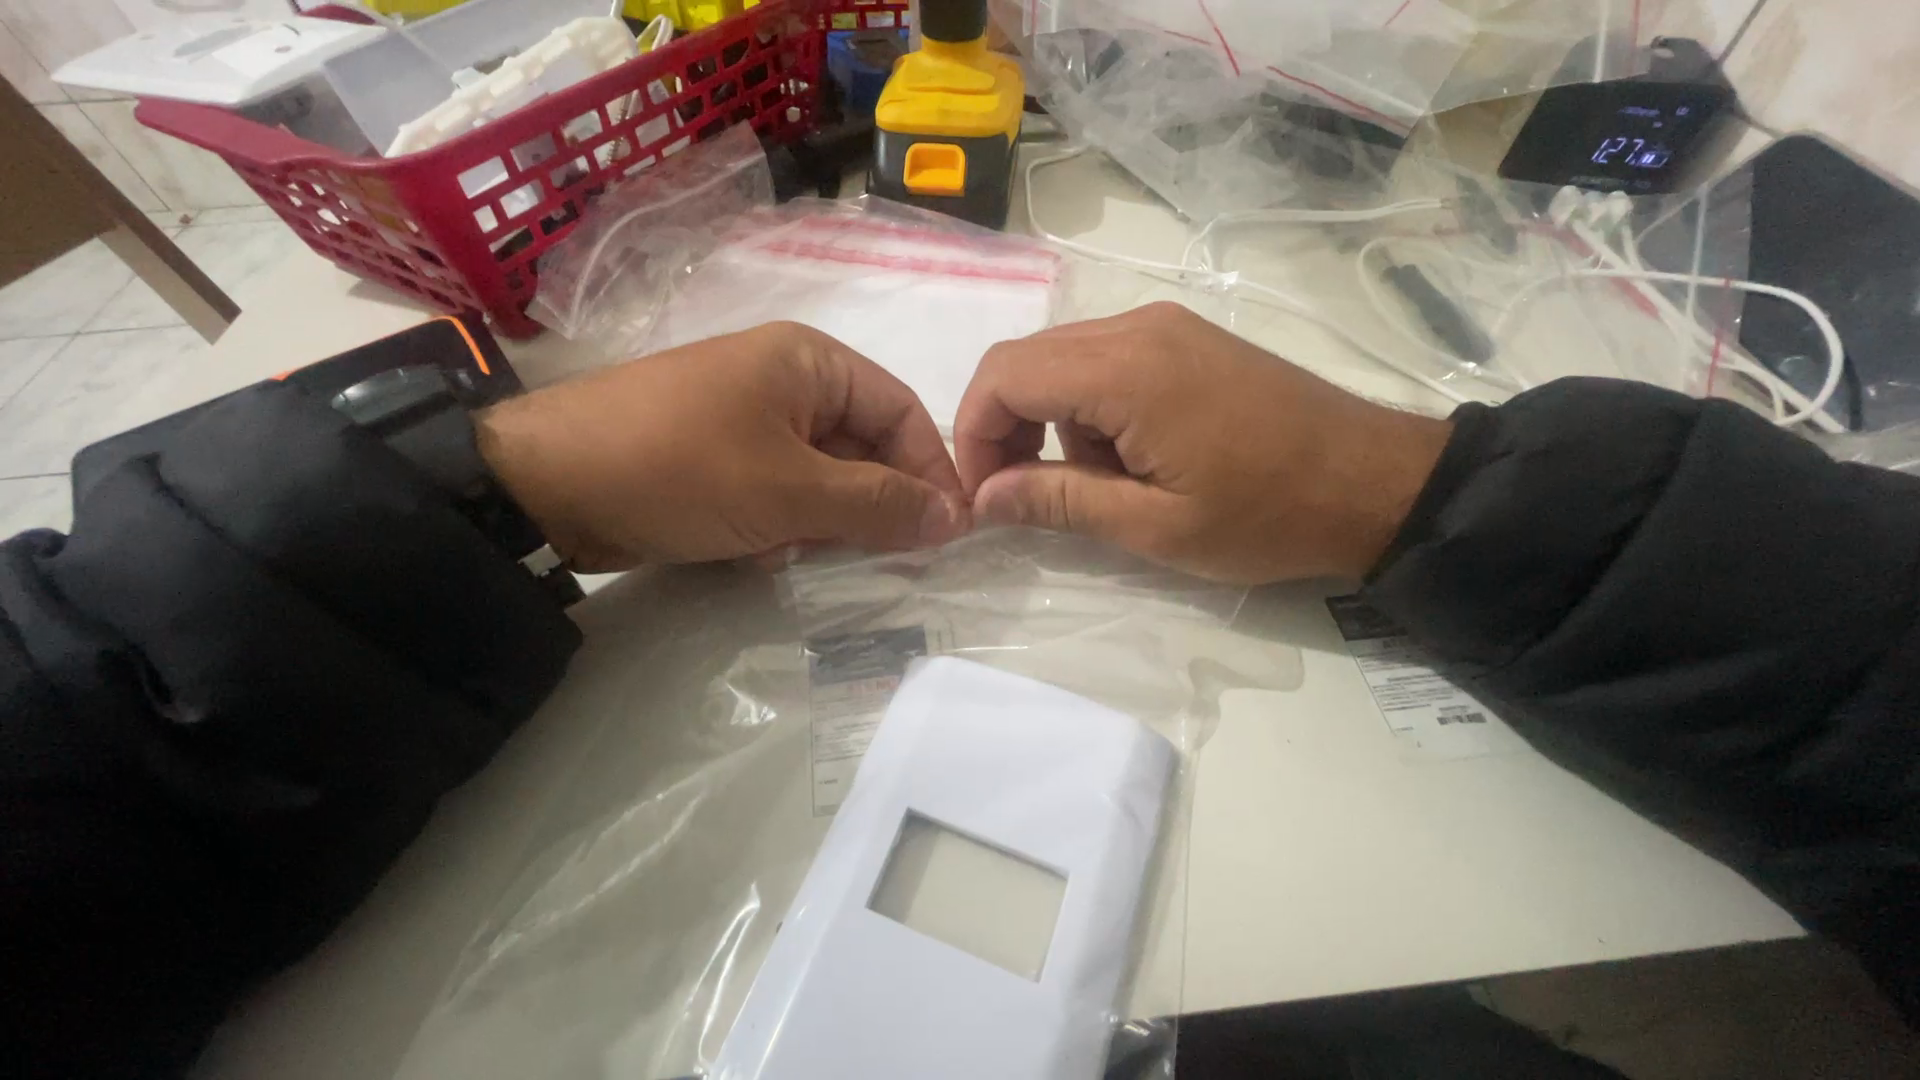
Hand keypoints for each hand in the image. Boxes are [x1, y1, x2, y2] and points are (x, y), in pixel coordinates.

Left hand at [476, 322, 970, 572]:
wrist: (545, 485)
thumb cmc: (683, 468)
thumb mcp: (791, 490)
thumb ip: (878, 504)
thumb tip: (954, 518)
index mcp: (810, 362)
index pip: (902, 411)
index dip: (931, 470)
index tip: (946, 532)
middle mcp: (786, 382)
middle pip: (863, 446)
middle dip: (866, 505)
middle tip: (866, 555)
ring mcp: (748, 420)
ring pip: (822, 478)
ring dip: (820, 522)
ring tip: (791, 549)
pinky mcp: (720, 457)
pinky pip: (780, 492)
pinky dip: (781, 525)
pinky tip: (755, 549)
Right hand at [952, 302, 1452, 583]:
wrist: (1374, 482)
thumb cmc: (1266, 515)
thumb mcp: (1154, 525)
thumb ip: (1058, 501)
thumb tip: (982, 496)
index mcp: (1124, 369)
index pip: (1004, 375)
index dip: (973, 434)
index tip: (984, 496)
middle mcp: (1137, 327)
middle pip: (1026, 361)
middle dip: (1003, 428)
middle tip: (1017, 495)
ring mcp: (1164, 326)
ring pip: (1062, 361)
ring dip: (1048, 422)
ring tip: (1090, 484)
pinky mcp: (1184, 339)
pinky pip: (1103, 363)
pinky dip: (1088, 410)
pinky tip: (1127, 457)